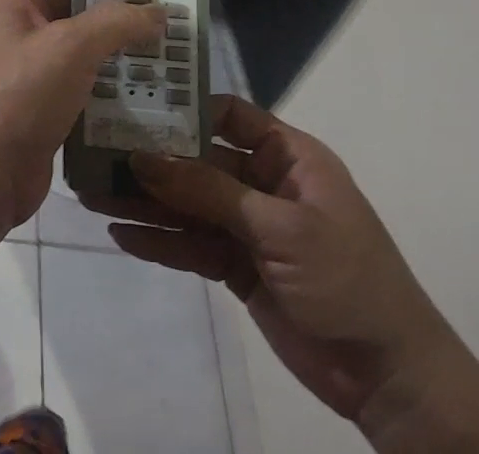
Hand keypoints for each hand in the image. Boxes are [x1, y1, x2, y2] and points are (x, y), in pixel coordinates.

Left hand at [0, 0, 163, 231]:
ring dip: (120, 37)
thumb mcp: (70, 47)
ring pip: (81, 39)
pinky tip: (154, 82)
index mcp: (12, 0)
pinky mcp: (45, 103)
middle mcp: (19, 27)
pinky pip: (85, 77)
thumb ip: (116, 22)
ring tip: (171, 34)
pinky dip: (114, 76)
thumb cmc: (20, 97)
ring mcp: (31, 67)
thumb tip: (158, 12)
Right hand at [96, 95, 460, 425]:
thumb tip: (142, 157)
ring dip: (143, 203)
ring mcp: (249, 228)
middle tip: (94, 155)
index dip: (184, 107)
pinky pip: (189, 244)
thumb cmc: (346, 281)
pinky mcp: (236, 266)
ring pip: (186, 205)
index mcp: (290, 159)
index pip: (230, 116)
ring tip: (91, 197)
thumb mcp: (279, 227)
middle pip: (196, 161)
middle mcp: (264, 185)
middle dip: (149, 160)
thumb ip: (208, 191)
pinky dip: (158, 241)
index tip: (131, 104)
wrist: (387, 374)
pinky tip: (120, 235)